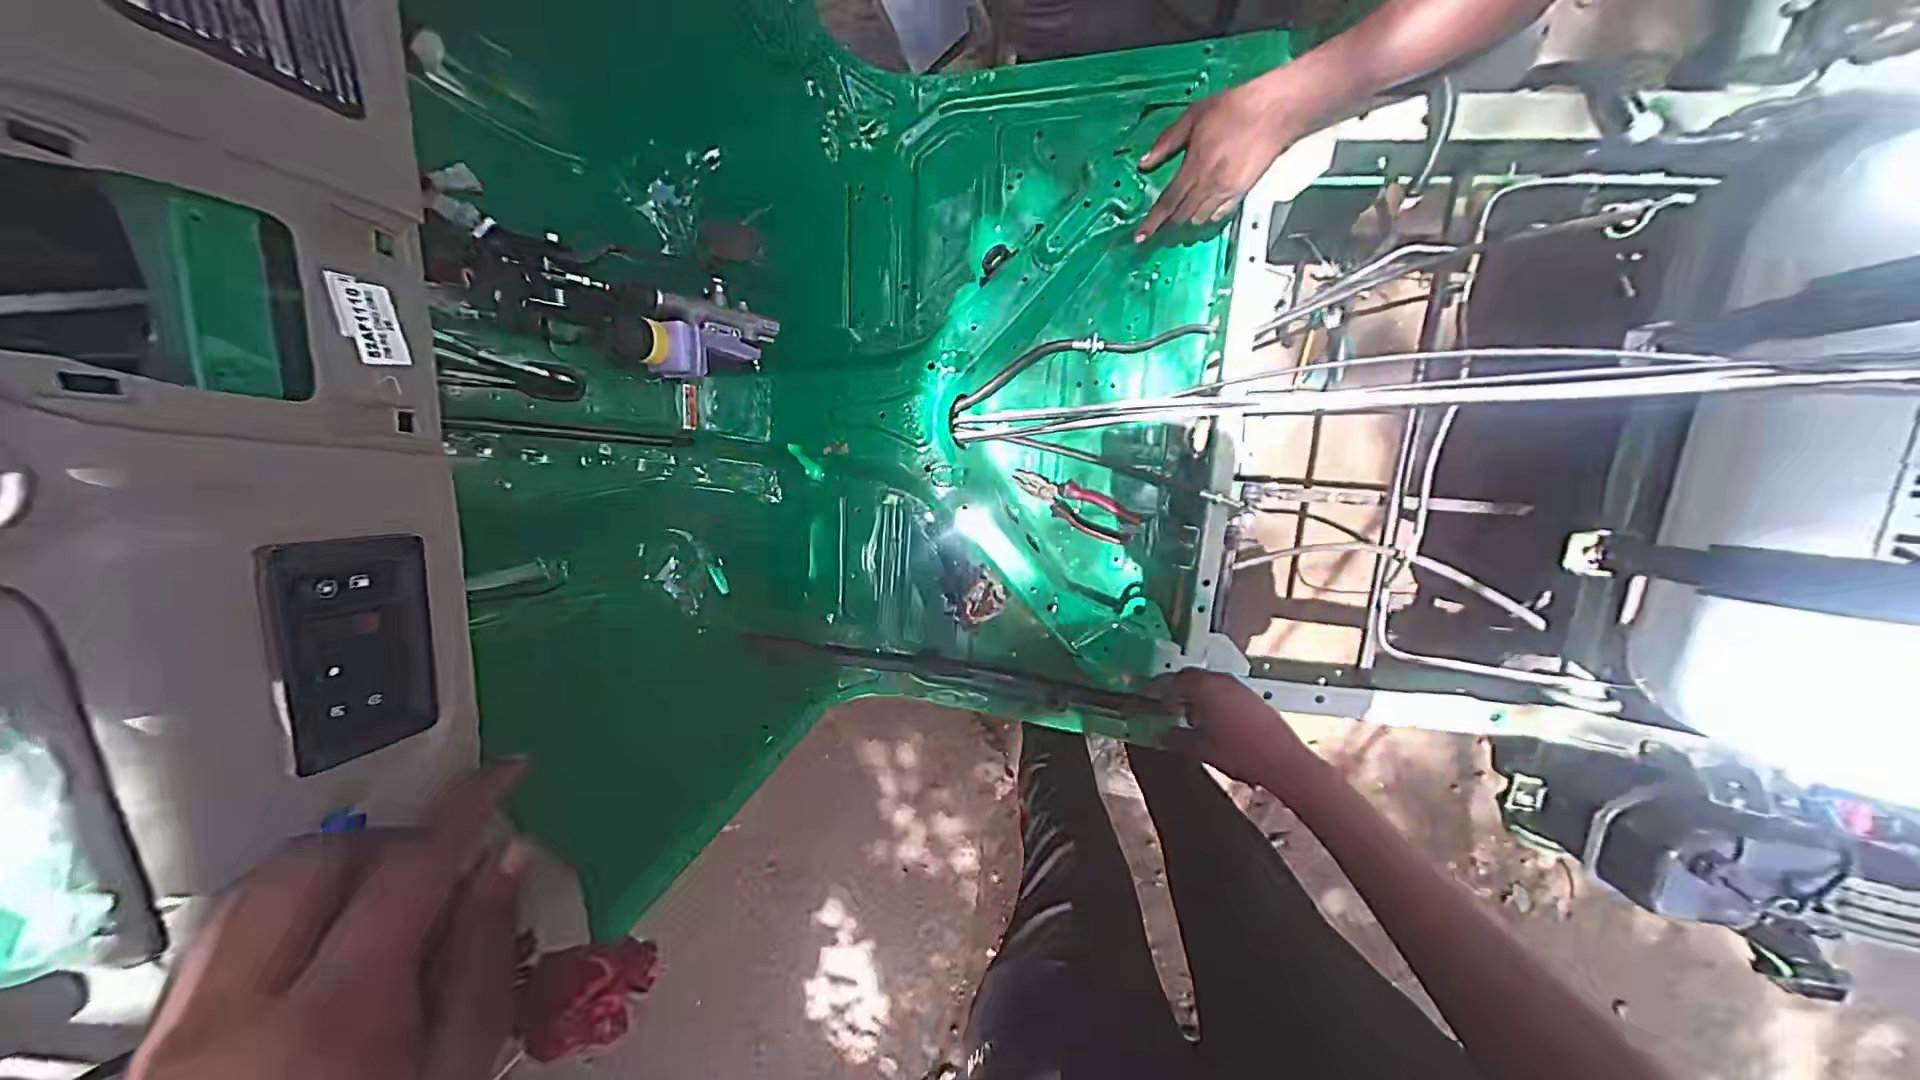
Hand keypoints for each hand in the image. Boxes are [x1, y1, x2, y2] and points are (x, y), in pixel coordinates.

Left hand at [131, 766, 528, 1079]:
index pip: (412, 867)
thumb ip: (486, 951)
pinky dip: (288, 913)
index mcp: (335, 1019)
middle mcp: (234, 1019)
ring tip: (388, 897)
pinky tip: (331, 943)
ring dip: (335, 869)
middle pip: (313, 862)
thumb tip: (511, 858)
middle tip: (442, 860)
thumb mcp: (462, 1060)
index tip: (505, 773)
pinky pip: (222, 940)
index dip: (469, 804)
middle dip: (392, 840)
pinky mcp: (152, 1054)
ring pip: (253, 891)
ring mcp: (176, 1040)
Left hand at [1134, 74, 1309, 241]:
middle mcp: (1207, 186)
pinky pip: (1218, 216)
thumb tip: (1144, 164)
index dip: (1151, 223)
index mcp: (1193, 168)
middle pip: (1181, 217)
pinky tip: (1205, 209)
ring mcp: (1225, 192)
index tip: (1139, 238)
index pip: (1167, 204)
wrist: (1275, 110)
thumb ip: (1166, 142)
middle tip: (1163, 220)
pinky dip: (1207, 217)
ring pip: (1198, 220)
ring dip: (1188, 219)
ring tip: (1184, 212)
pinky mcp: (1240, 194)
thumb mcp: (1193, 116)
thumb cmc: (1233, 109)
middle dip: (1169, 221)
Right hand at [1155, 670, 1325, 792]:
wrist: (1283, 761)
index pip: (1170, 681)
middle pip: (1189, 678)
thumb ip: (1175, 738)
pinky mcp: (1251, 697)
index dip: (1154, 689)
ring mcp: (1238, 687)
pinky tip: (1210, 720)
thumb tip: (1160, 734)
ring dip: (1193, 695)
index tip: (1144, 695)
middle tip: (1163, 705)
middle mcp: (1220, 680)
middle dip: (1174, 690)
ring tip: (1185, 715)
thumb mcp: (1199, 748)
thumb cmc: (1239, 752)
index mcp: (1202, 687)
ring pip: (1207, 684)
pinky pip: (1223, 691)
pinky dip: (1211, 700)